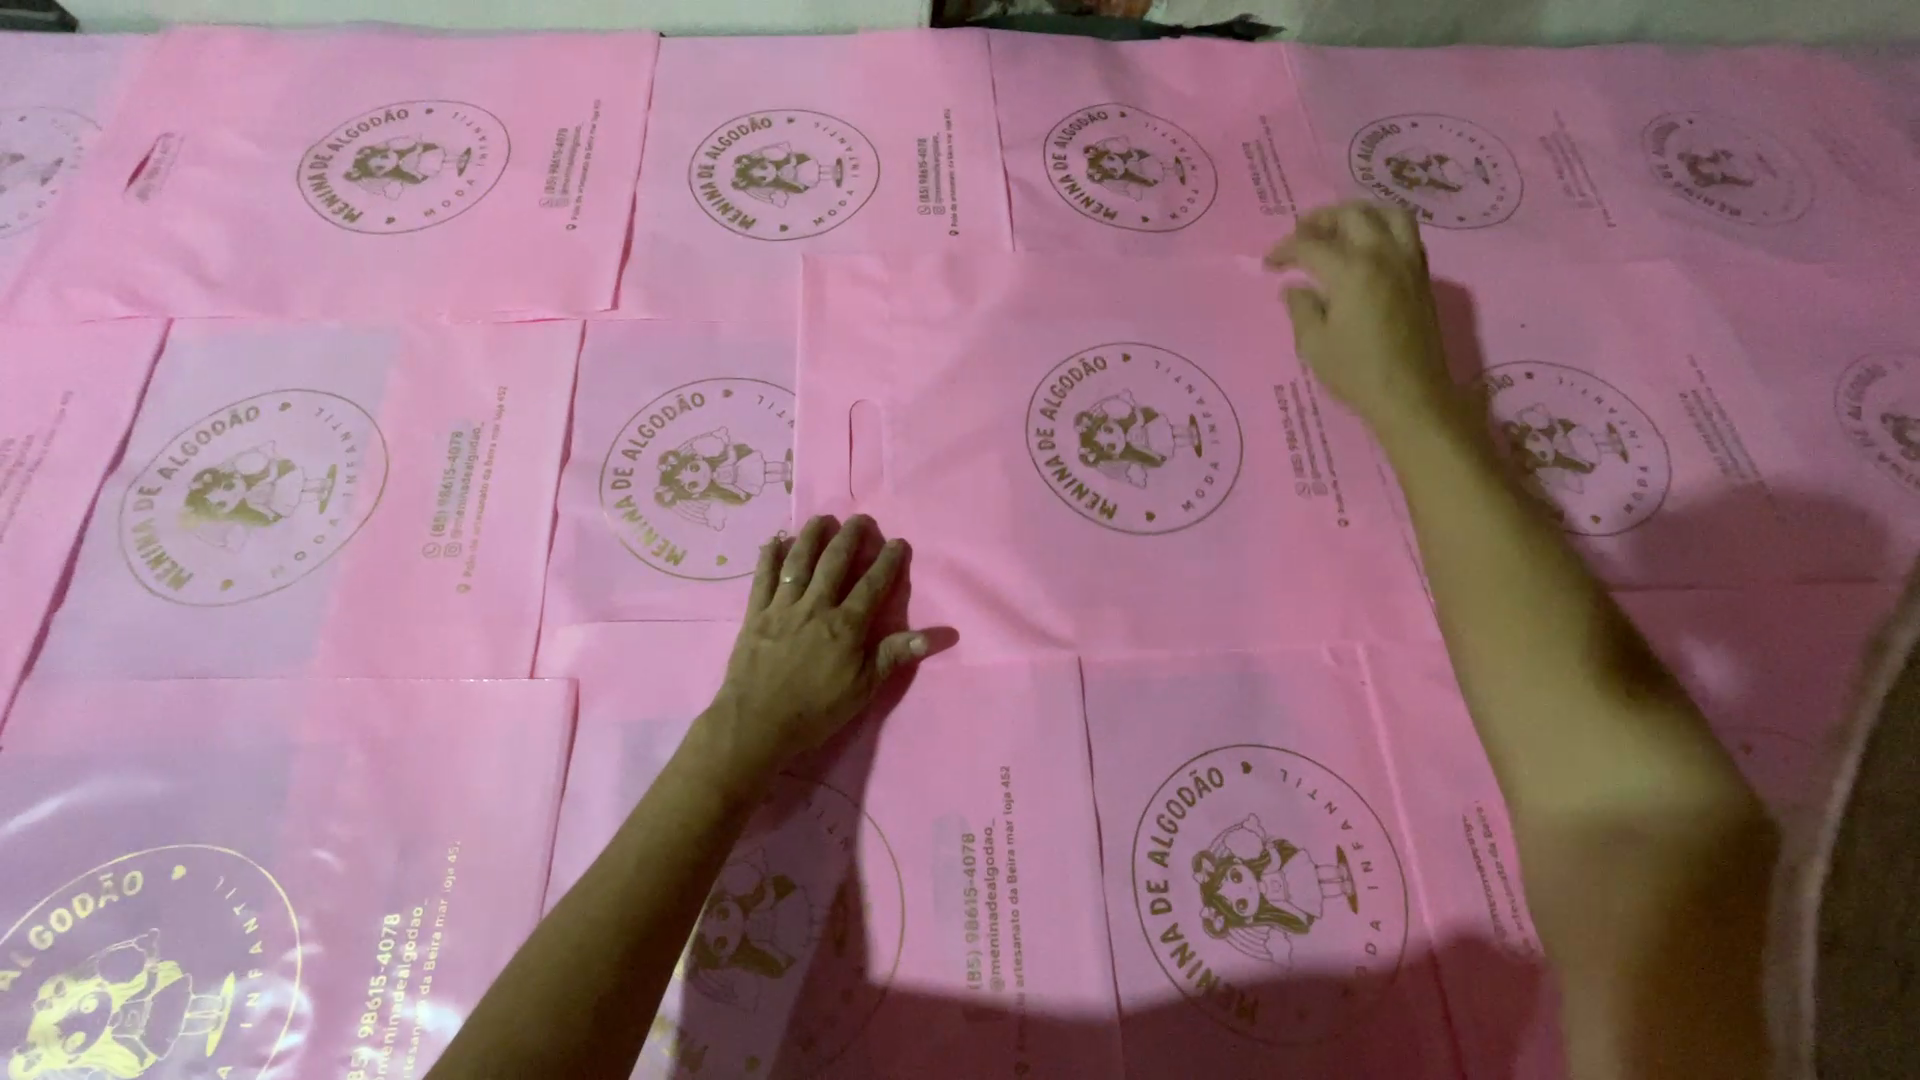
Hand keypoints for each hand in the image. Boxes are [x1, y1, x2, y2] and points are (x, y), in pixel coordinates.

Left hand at [700, 515, 938, 779]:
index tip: (898, 542)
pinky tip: (774, 540)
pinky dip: (769, 557)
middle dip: (851, 537)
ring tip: (822, 518)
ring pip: (799, 562)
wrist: (756, 724)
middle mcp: (816, 607)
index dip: (888, 561)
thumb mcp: (863, 688)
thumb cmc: (815, 711)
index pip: (873, 584)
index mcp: (846, 625)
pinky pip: (762, 578)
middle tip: (861, 519)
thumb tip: (939, 635)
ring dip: (812, 537)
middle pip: (835, 563)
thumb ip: (895, 655)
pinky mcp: (755, 615)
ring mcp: (783, 608)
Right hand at [1266, 201, 1458, 431]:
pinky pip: (1405, 232)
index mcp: (1351, 271)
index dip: (1284, 249)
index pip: (1310, 244)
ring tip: (1337, 229)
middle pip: (1351, 214)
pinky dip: (1382, 227)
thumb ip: (1301, 308)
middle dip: (1320, 219)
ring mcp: (1408, 262)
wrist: (1409, 394)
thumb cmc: (1355, 372)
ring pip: (1387, 213)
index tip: (1269, 264)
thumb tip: (1295, 288)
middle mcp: (1383, 255)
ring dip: (1358, 213)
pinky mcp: (1421, 275)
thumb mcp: (1314, 344)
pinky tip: (1366, 246)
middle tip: (1299, 234)